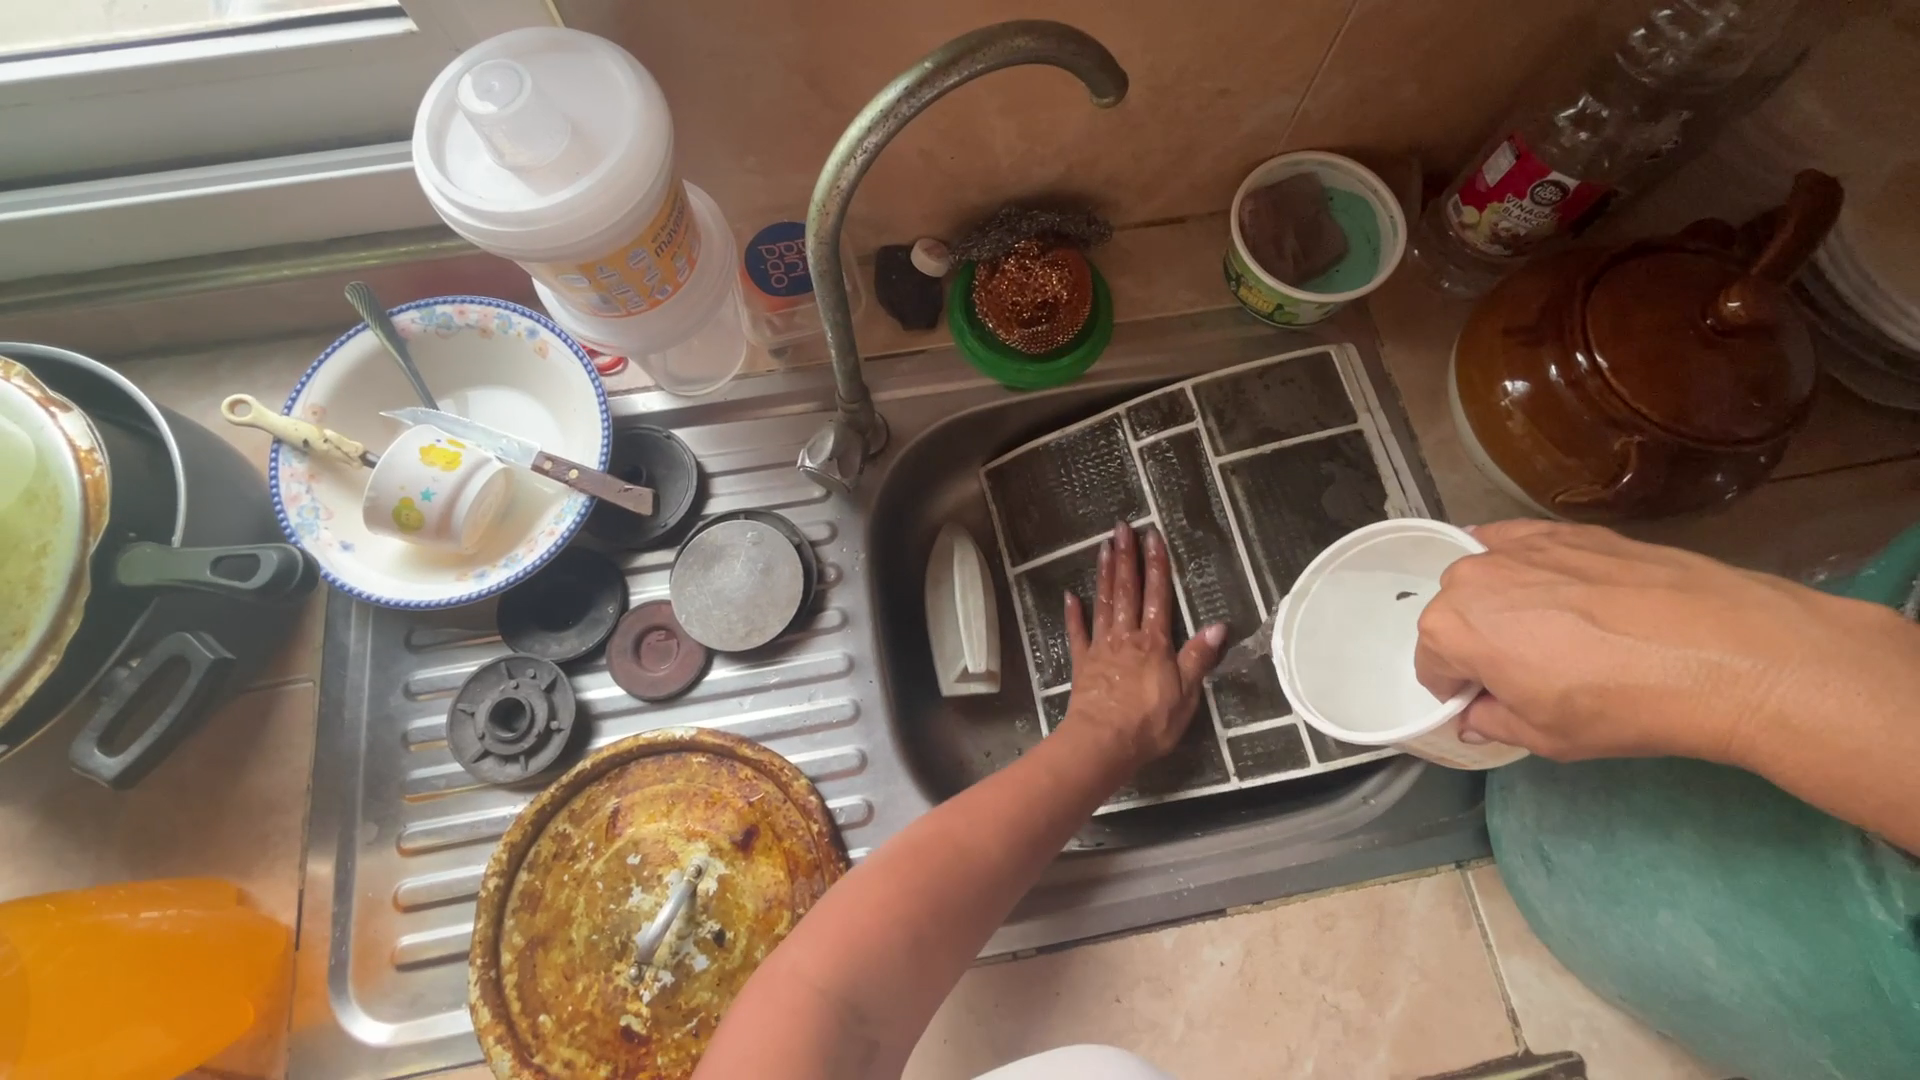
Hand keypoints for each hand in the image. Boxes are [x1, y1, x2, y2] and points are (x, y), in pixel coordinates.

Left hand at [1061, 522, 1226, 770]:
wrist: (1103, 742)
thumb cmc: (1149, 722)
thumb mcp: (1186, 694)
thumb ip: (1198, 658)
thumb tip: (1219, 625)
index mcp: (1154, 642)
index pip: (1158, 595)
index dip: (1156, 565)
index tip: (1152, 537)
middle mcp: (1126, 636)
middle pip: (1126, 590)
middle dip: (1126, 557)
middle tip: (1121, 527)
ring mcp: (1100, 647)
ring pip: (1103, 603)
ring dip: (1104, 574)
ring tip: (1103, 547)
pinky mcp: (1081, 662)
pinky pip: (1076, 633)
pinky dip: (1073, 613)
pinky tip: (1070, 595)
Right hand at [1414, 520, 1919, 765]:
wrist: (1731, 655)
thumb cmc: (1622, 705)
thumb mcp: (1544, 738)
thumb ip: (1490, 722)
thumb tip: (1476, 714)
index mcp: (1449, 630)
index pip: (1432, 666)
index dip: (1460, 690)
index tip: (1496, 701)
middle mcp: (1467, 579)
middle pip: (1455, 615)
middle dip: (1480, 640)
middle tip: (1533, 666)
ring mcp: (1515, 546)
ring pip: (1486, 578)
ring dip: (1503, 601)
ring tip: (1561, 627)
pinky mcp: (1563, 530)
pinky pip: (1521, 545)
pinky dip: (1528, 566)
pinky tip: (1568, 589)